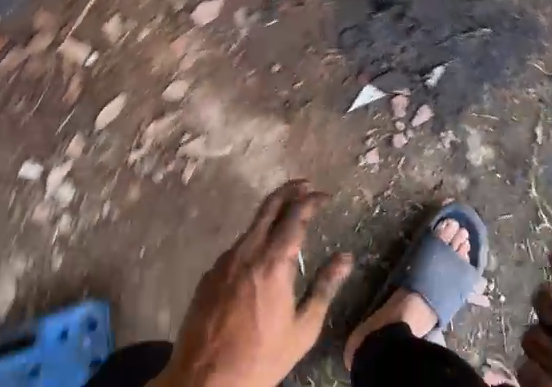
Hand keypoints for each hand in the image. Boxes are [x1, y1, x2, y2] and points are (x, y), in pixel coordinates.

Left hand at [157, 180, 353, 386]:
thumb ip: (325, 287)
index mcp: (274, 263)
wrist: (204, 382)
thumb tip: (346, 258)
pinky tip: (260, 256)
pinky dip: (253, 241)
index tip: (325, 196)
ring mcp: (224, 262)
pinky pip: (236, 248)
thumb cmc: (261, 357)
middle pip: (269, 207)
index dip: (312, 200)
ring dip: (271, 216)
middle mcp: (247, 253)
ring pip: (251, 226)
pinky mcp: (209, 276)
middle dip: (289, 191)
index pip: (296, 216)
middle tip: (306, 185)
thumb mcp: (303, 329)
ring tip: (287, 219)